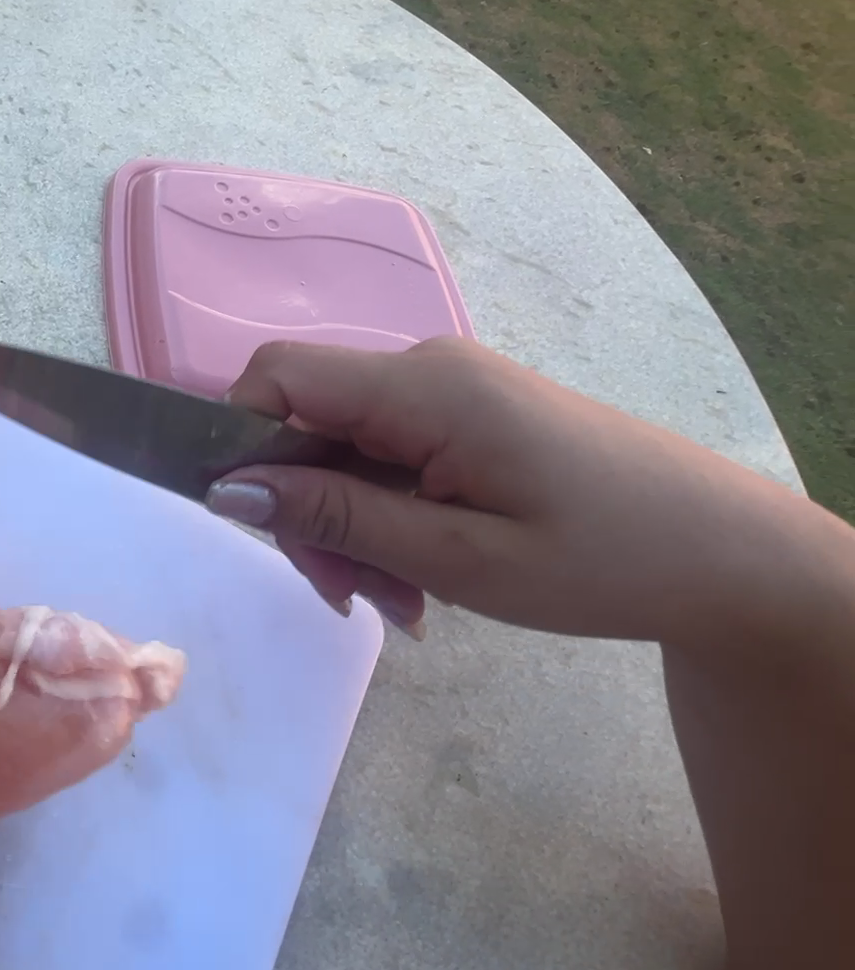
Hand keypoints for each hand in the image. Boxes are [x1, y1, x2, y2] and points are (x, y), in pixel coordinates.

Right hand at [204, 337, 854, 659]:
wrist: (743, 564)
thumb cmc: (609, 562)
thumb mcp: (456, 556)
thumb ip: (335, 516)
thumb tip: (226, 491)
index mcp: (423, 388)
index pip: (277, 374)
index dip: (236, 434)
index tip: (254, 518)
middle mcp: (423, 372)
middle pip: (301, 423)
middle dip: (301, 509)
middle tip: (346, 592)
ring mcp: (441, 394)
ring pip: (333, 450)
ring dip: (340, 525)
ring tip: (392, 597)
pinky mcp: (456, 418)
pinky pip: (375, 459)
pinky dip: (373, 516)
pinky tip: (410, 573)